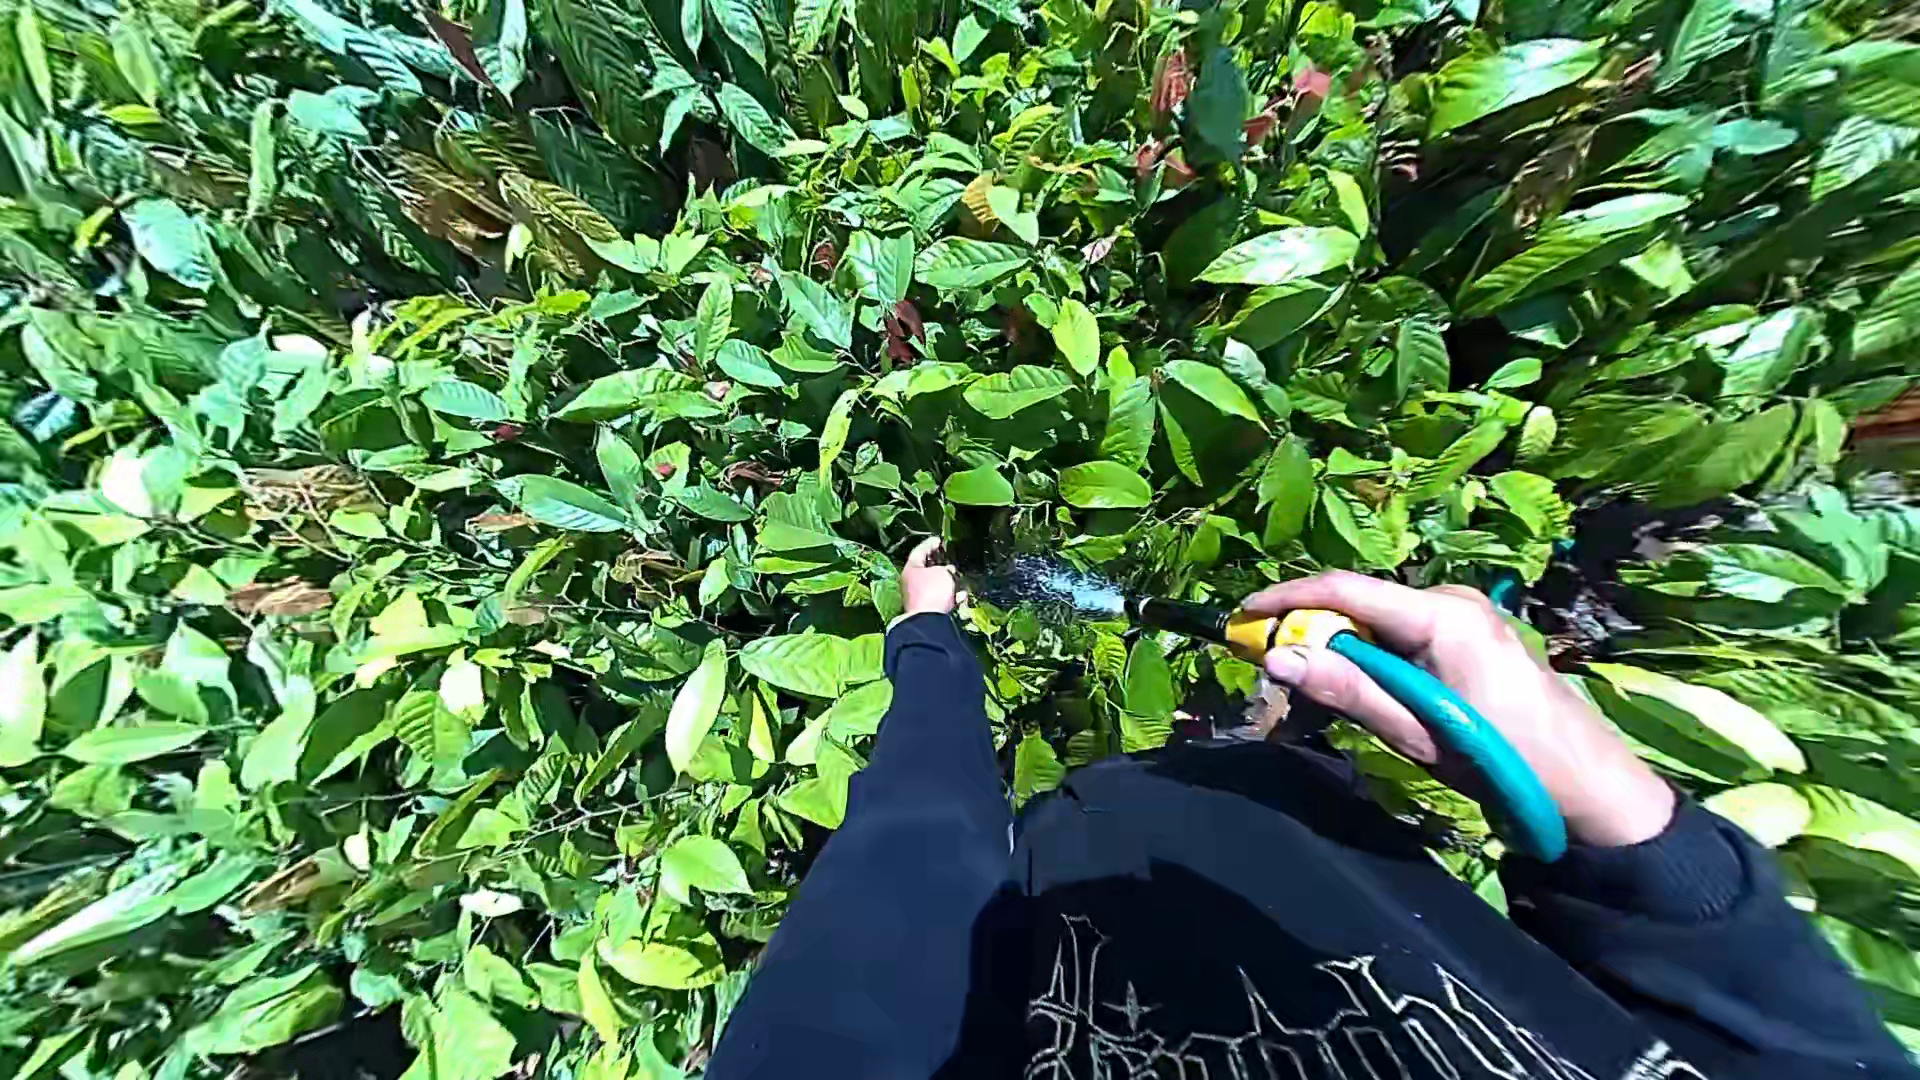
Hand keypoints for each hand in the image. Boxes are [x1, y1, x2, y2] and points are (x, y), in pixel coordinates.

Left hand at [900, 537, 958, 616]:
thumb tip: (947, 571)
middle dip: (939, 564)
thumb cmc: (933, 591)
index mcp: (911, 569)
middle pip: (926, 568)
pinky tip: (960, 596)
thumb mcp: (943, 573)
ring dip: (946, 581)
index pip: (920, 551)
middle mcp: (911, 582)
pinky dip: (950, 596)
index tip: (939, 540)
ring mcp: (918, 596)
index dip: (930, 544)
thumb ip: (946, 569)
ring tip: (957, 578)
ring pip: (934, 584)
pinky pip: (939, 598)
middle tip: (948, 558)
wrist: (928, 621)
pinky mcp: (926, 609)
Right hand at [1243, 572, 1674, 847]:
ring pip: (1373, 612)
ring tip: (1310, 672)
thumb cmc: (1509, 763)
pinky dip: (1363, 645)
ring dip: (1334, 637)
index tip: (1243, 615)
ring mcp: (1462, 610)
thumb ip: (1345, 688)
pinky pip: (1394, 625)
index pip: (1344, 589)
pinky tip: (1358, 674)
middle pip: (1356, 599)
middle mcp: (1451, 598)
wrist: (1599, 792)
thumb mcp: (1417, 732)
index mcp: (1443, 615)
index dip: (1286, 598)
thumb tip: (1275, 658)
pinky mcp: (1466, 627)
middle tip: (1269, 653)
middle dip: (1306, 622)